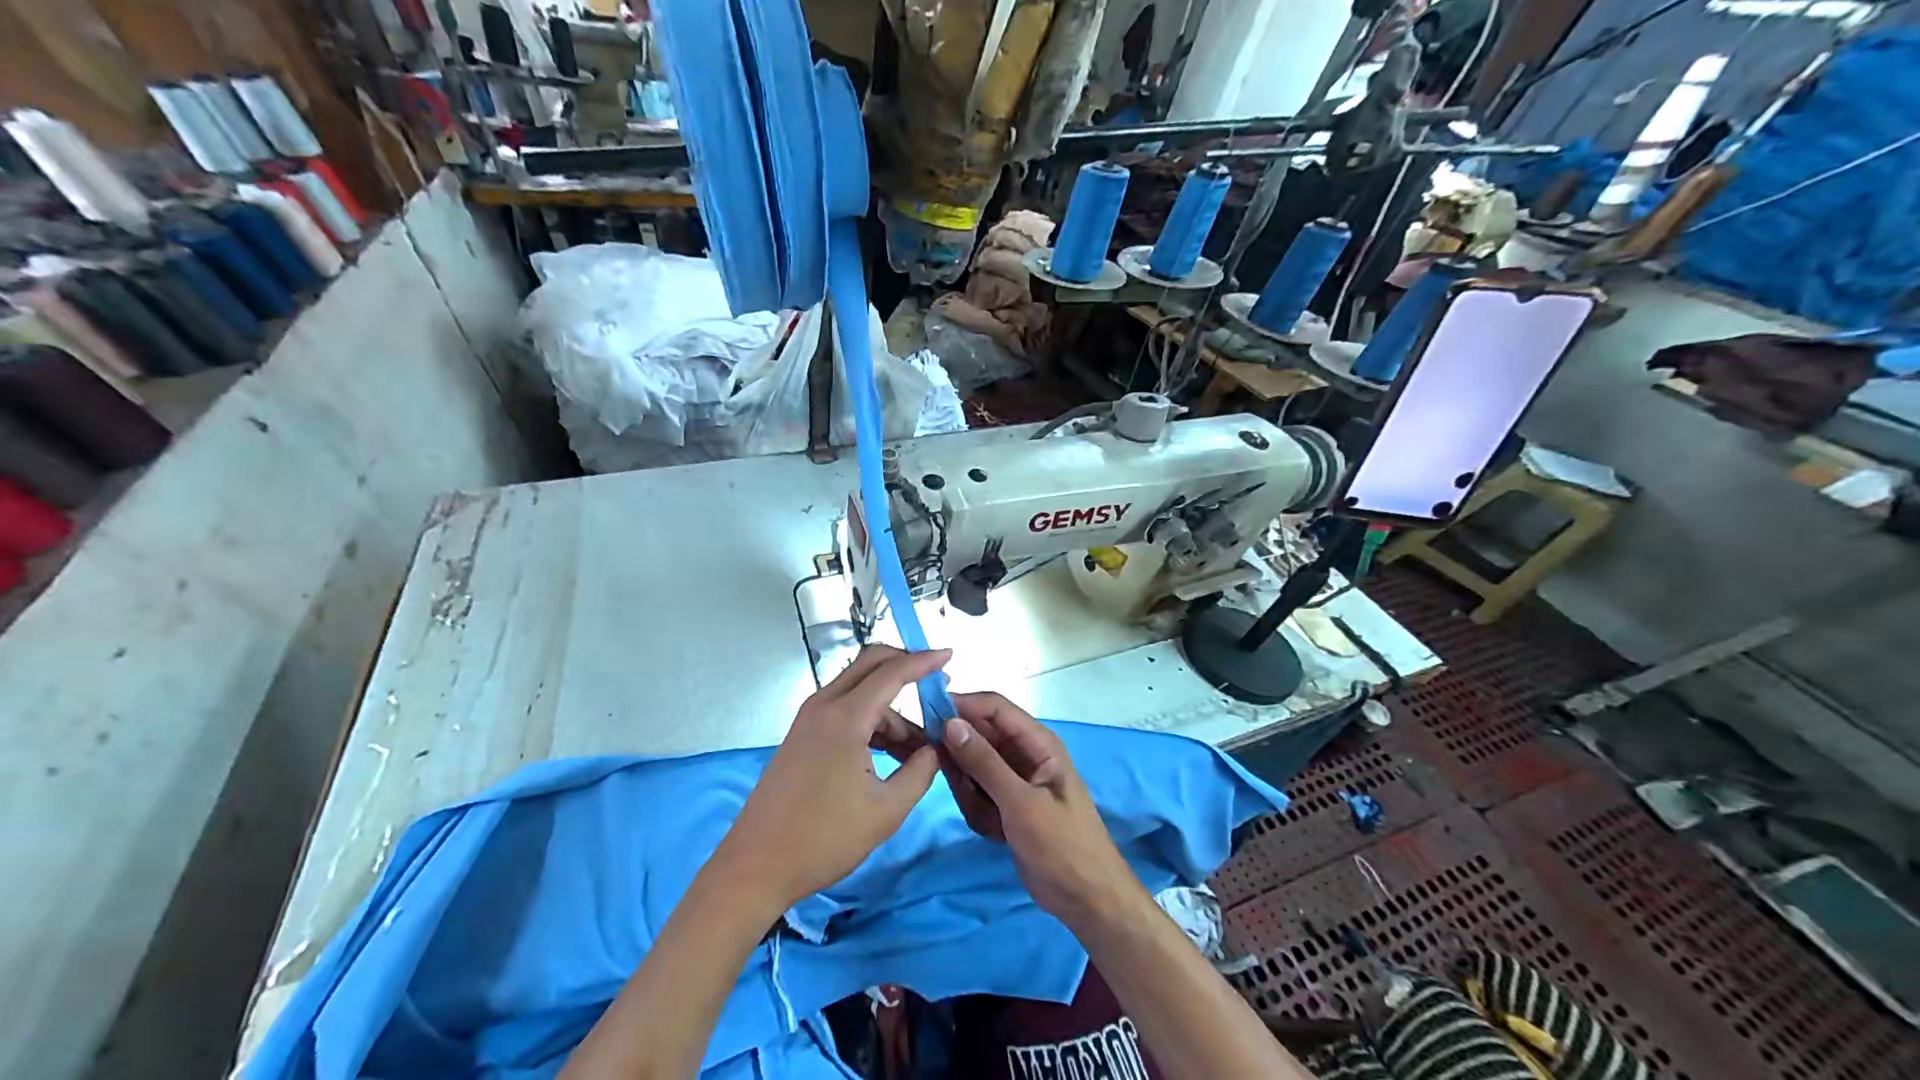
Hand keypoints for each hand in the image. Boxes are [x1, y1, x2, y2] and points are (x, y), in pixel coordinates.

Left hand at [714, 646, 947, 911]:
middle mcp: (823, 706)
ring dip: (890, 708)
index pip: (892, 672)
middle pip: (870, 665)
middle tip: (936, 686)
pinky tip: (890, 753)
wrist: (756, 866)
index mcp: (844, 717)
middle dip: (906, 666)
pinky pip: (844, 710)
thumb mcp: (887, 810)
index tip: (949, 655)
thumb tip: (936, 749)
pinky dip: (871, 721)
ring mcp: (808, 720)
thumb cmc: (825, 839)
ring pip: (859, 691)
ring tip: (918, 748)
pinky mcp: (802, 736)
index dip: (924, 661)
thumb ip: (920, 772)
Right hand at [936, 692, 1143, 928]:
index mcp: (1038, 742)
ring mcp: (1013, 779)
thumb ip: (984, 762)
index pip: (994, 707)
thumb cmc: (1061, 845)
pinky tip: (995, 833)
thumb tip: (950, 723)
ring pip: (972, 768)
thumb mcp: (1020, 802)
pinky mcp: (1005, 803)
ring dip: (972, 794)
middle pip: (978, 737)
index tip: (927, 719)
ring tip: (990, 820)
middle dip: (963, 762)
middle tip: (964, 790)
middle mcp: (1024, 754)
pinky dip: (978, 811)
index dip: (962, 706)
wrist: (1085, 899)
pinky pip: (976, 793)